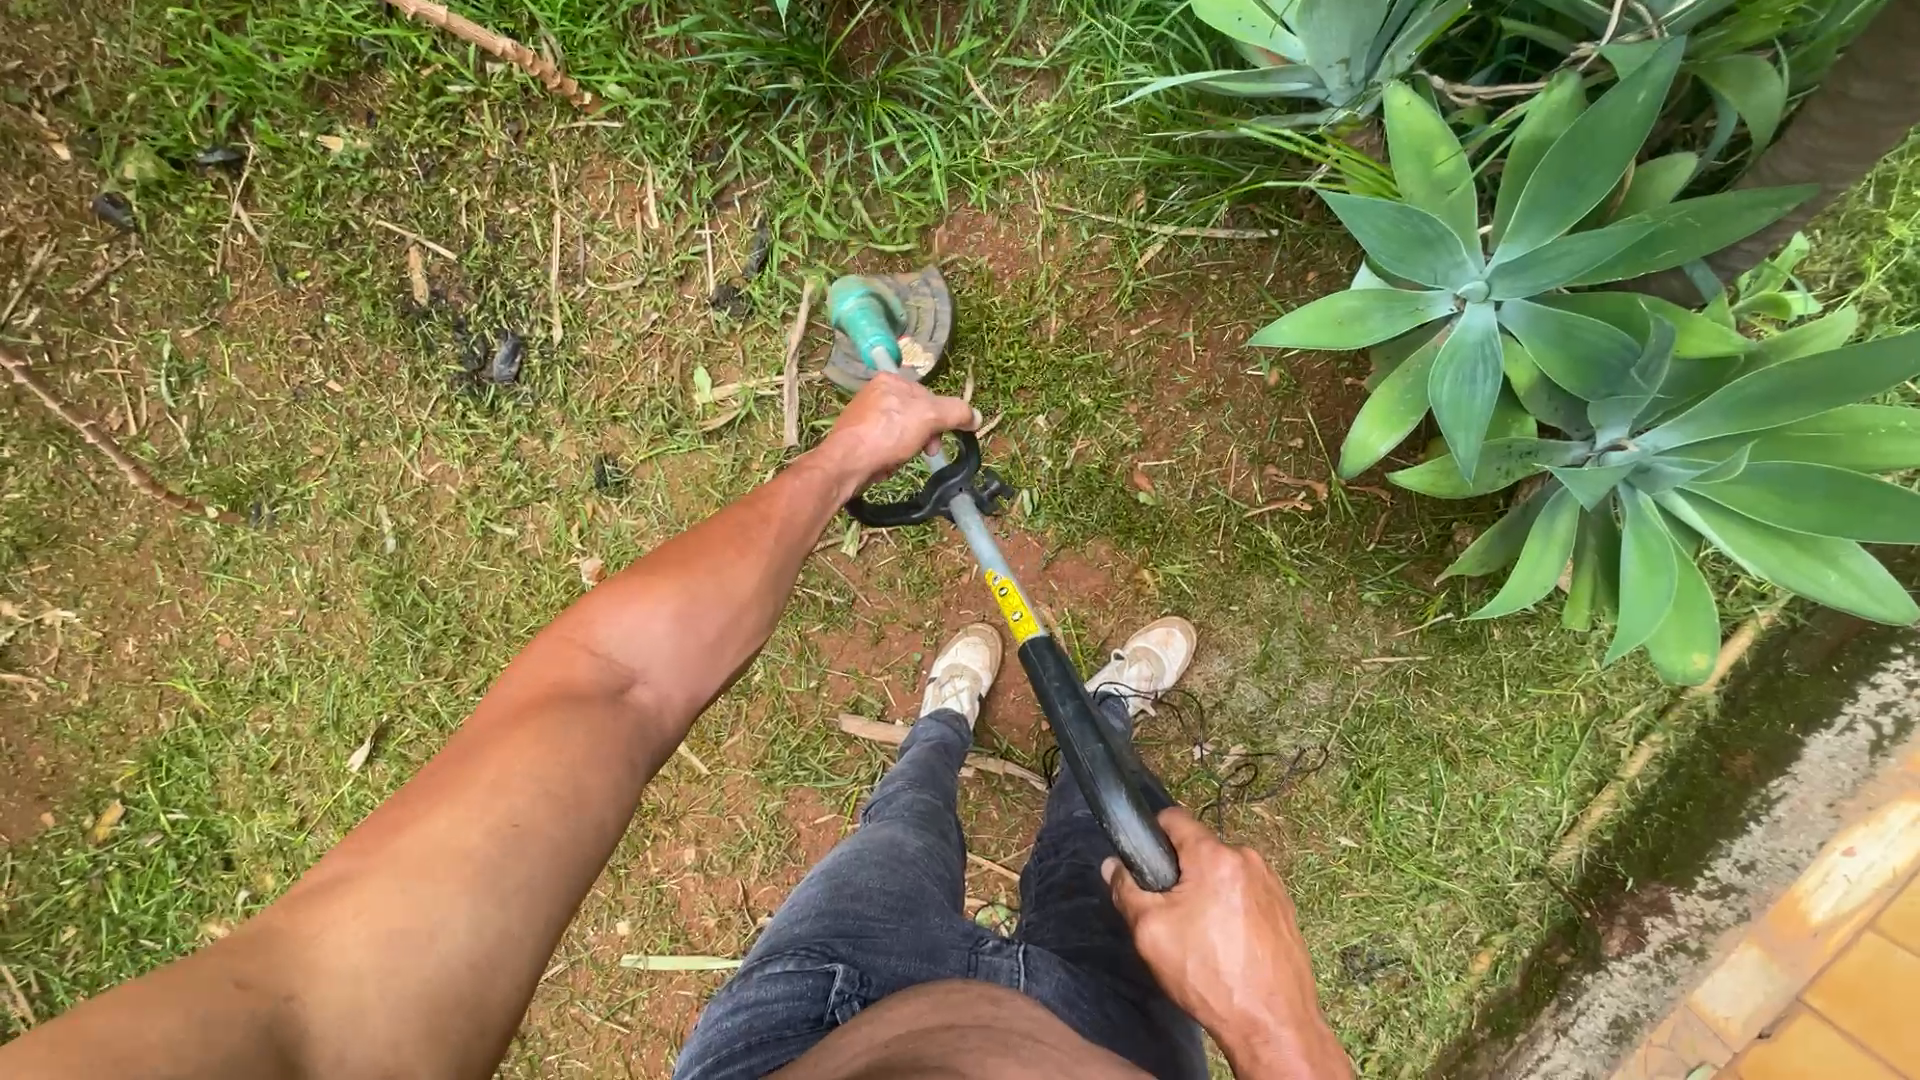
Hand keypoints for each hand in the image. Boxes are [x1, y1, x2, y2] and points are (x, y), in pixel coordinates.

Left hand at [817, 372, 977, 487]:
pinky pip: (888, 443)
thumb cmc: (887, 433)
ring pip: (904, 430)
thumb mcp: (929, 416)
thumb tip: (976, 416)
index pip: (929, 395)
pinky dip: (894, 453)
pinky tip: (890, 462)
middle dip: (926, 434)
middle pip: (917, 413)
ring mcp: (866, 416)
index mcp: (891, 379)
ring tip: (905, 457)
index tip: (942, 435)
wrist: (847, 462)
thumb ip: (956, 412)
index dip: (941, 417)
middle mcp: (876, 393)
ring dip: (911, 446)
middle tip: (928, 450)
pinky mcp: (859, 437)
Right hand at [1103, 808, 1350, 1079]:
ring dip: (1208, 891)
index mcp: (1215, 856)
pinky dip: (1232, 909)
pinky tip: (1228, 945)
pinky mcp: (1286, 909)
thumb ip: (1127, 891)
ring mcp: (1272, 883)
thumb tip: (1113, 866)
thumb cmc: (1208, 975)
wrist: (1274, 1026)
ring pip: (1223, 873)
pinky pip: (1246, 894)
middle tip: (1171, 912)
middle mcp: (1248, 859)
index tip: (1145, 863)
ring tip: (1201, 935)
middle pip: (1199, 849)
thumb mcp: (1151, 932)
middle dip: (1181, 872)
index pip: (1174, 817)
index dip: (1152, 834)